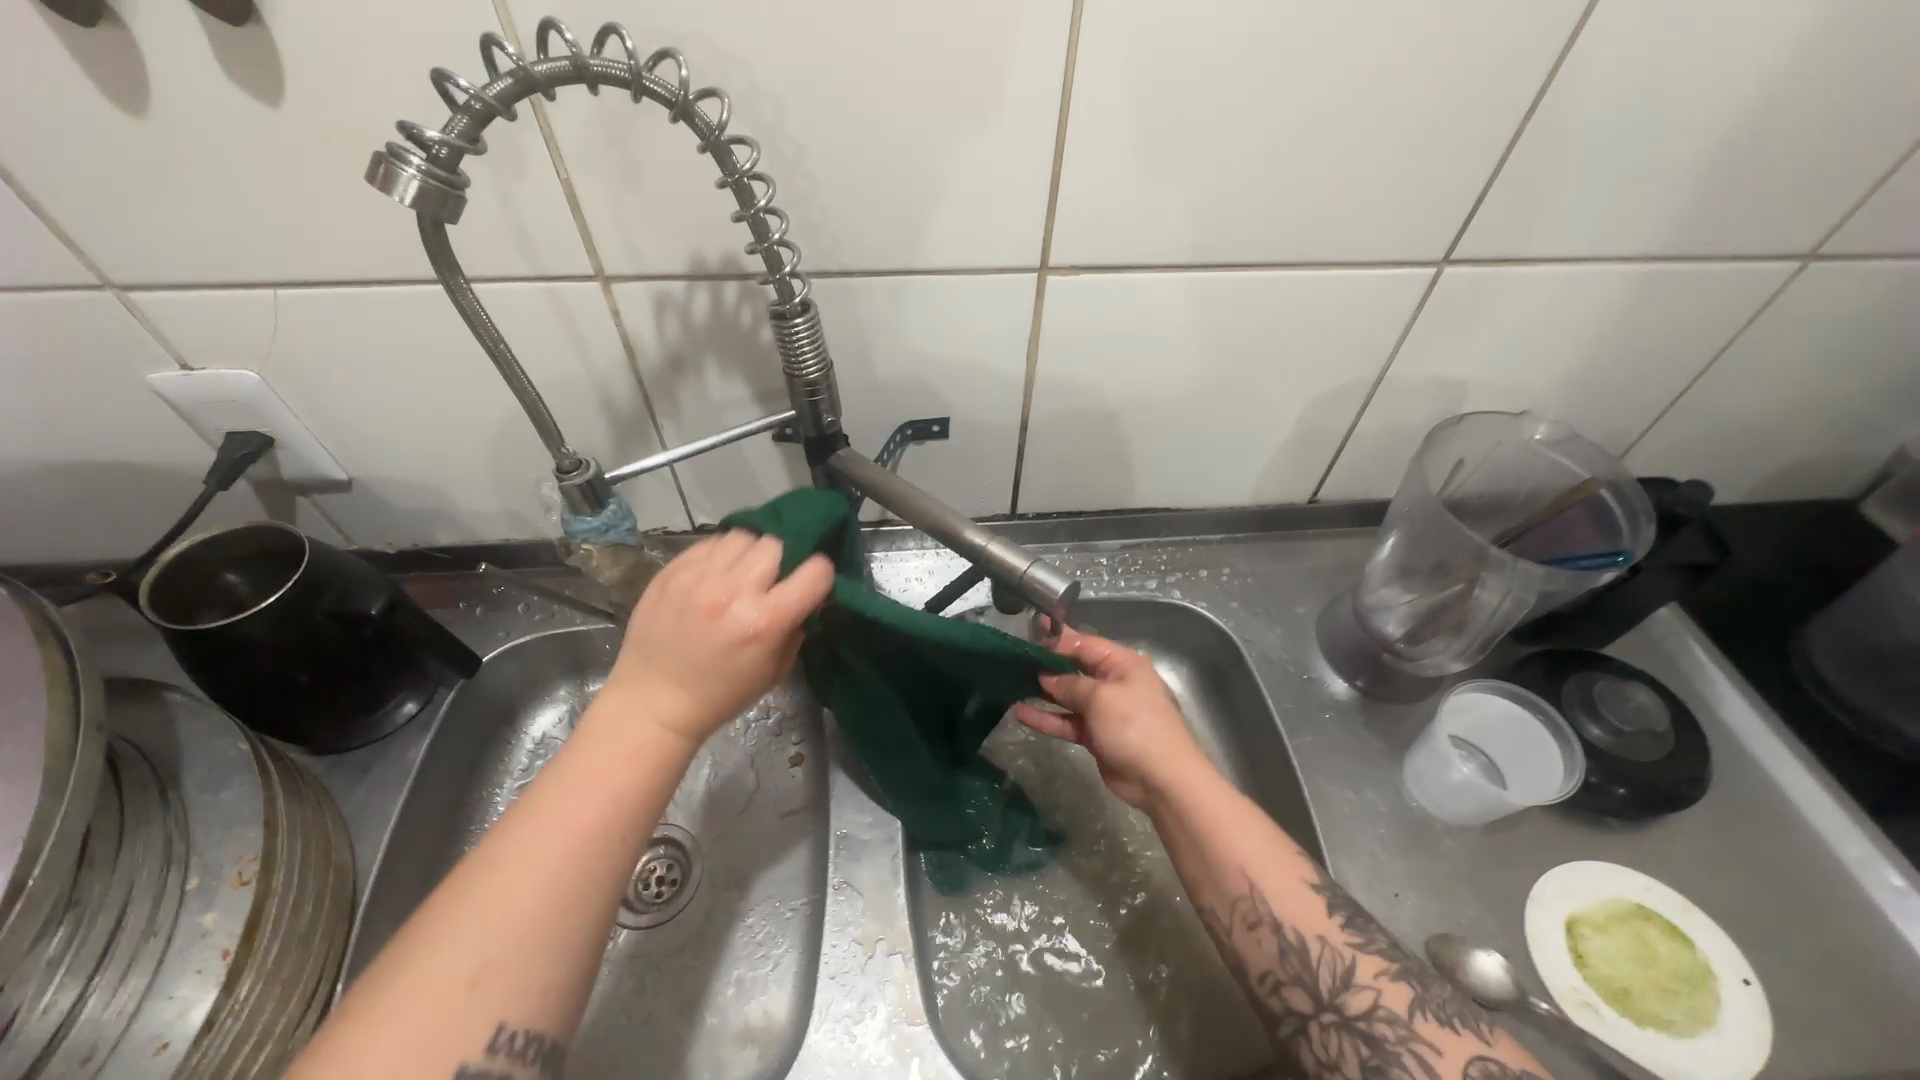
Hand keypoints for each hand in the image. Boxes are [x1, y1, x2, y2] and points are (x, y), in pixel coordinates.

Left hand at [604, 531, 833, 751]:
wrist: (654, 701)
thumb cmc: (722, 694)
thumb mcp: (776, 669)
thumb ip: (796, 626)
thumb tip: (810, 596)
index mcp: (766, 621)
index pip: (816, 571)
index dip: (820, 575)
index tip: (813, 584)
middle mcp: (734, 590)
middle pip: (777, 544)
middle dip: (784, 559)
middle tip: (774, 578)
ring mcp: (699, 577)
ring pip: (743, 537)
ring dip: (751, 553)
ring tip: (742, 573)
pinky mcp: (673, 570)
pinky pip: (711, 543)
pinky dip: (721, 556)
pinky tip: (716, 576)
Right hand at [1012, 620, 1211, 809]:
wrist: (1161, 778)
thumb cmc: (1134, 725)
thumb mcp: (1101, 697)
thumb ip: (1070, 684)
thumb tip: (1046, 678)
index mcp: (1122, 664)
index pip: (1085, 644)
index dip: (1058, 641)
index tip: (1029, 640)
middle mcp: (1114, 683)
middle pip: (1075, 668)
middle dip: (1047, 665)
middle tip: (1014, 660)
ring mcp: (1104, 711)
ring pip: (1068, 697)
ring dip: (1043, 693)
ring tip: (1012, 685)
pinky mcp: (1096, 735)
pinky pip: (1067, 721)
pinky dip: (1047, 718)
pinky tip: (1021, 714)